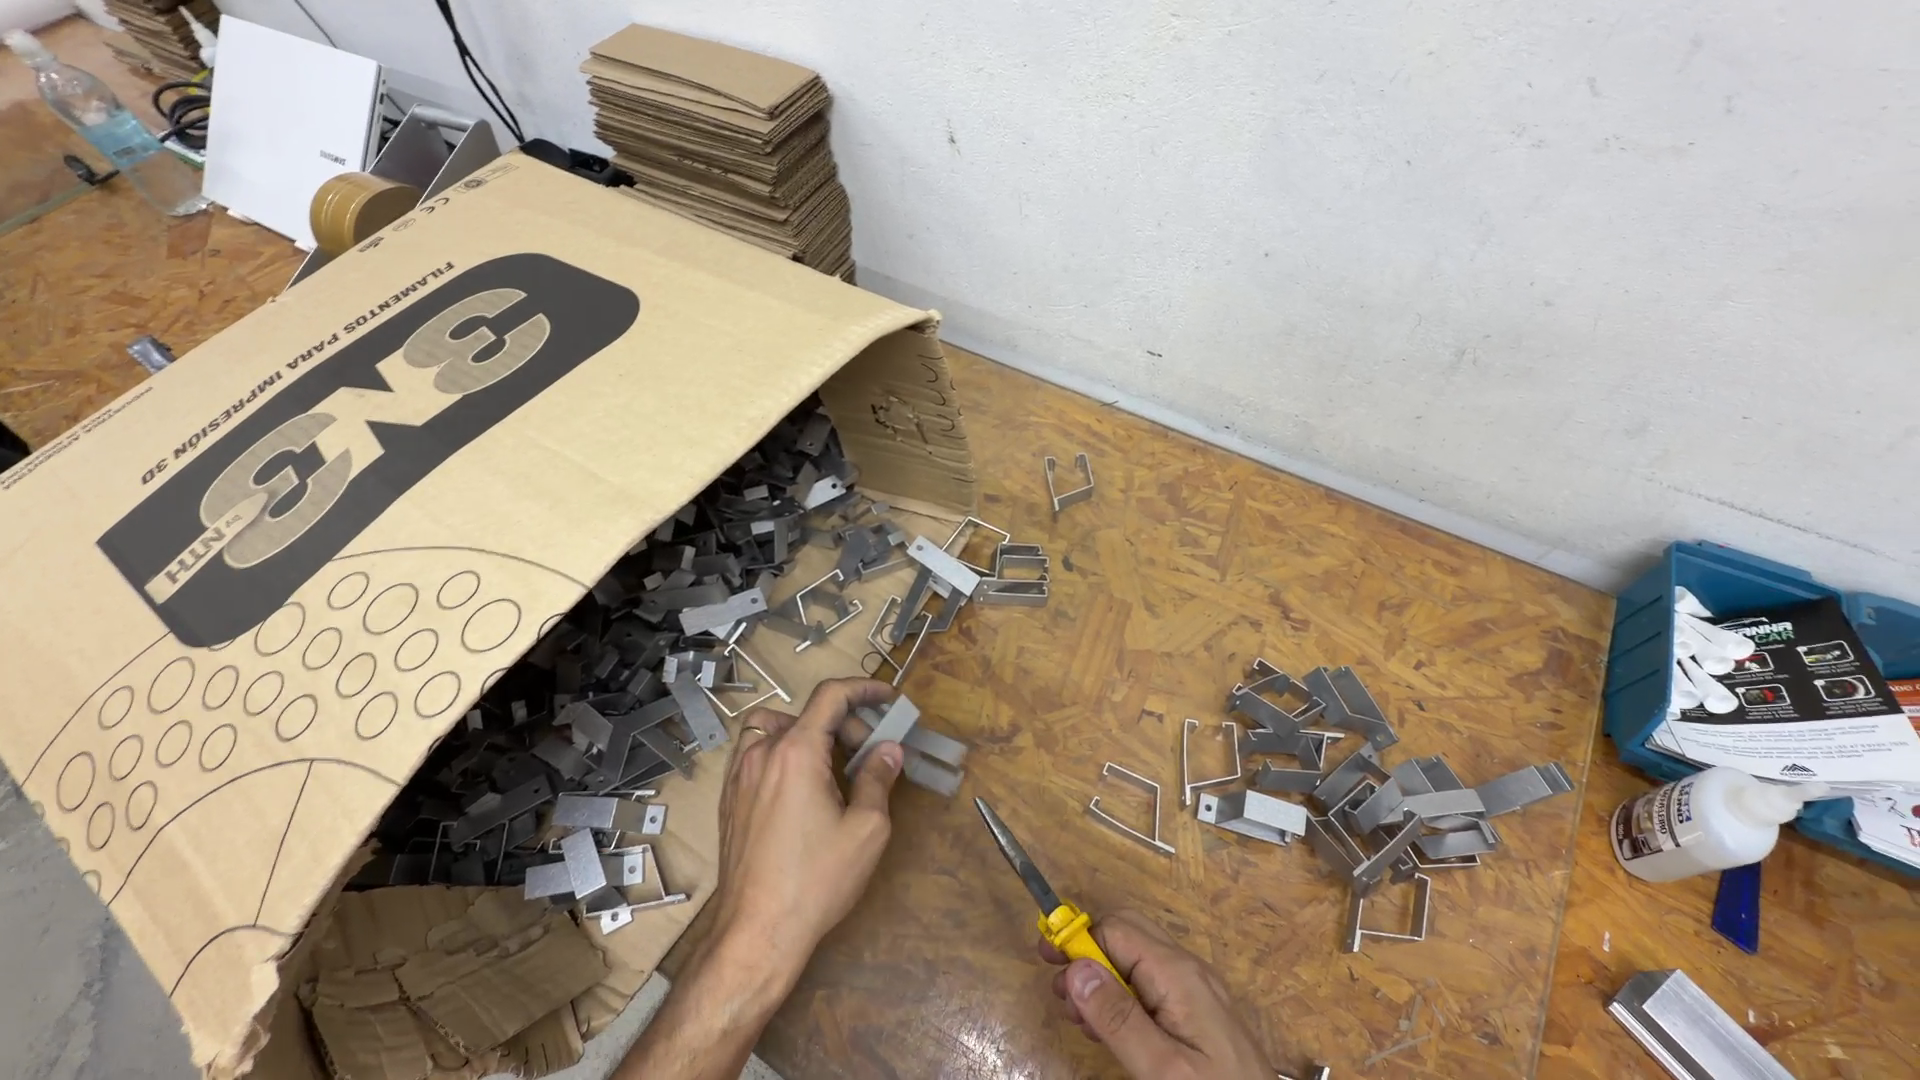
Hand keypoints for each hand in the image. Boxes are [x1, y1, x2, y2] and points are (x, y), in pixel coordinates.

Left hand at [706, 677, 904, 986]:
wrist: (757, 931)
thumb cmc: (816, 880)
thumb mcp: (866, 829)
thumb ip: (878, 779)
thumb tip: (889, 750)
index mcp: (796, 752)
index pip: (831, 696)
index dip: (864, 689)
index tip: (888, 699)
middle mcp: (762, 754)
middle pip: (808, 714)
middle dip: (847, 725)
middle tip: (874, 754)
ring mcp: (739, 777)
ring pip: (776, 729)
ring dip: (810, 734)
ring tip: (836, 765)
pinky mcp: (729, 800)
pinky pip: (756, 754)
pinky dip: (784, 753)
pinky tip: (804, 787)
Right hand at [1040, 909, 1273, 1078]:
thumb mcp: (1161, 1069)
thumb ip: (1118, 1018)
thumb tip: (1076, 969)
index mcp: (1177, 974)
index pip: (1115, 929)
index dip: (1078, 942)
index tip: (1048, 968)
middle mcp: (1187, 969)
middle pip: (1126, 933)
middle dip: (1088, 954)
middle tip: (1063, 997)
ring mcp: (1195, 989)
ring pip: (1135, 958)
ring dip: (1102, 978)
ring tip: (1082, 1023)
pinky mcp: (1197, 1010)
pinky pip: (1150, 984)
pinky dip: (1122, 997)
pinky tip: (1111, 1032)